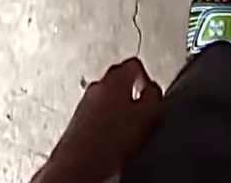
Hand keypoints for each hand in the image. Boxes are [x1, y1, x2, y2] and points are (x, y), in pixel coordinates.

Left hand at [31, 58, 164, 182]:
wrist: (79, 164)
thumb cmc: (109, 140)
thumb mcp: (146, 117)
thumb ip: (154, 97)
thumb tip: (153, 91)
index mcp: (116, 77)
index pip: (135, 65)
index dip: (146, 79)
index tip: (151, 93)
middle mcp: (97, 85)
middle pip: (118, 80)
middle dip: (130, 95)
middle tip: (140, 113)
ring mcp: (84, 102)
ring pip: (105, 98)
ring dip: (116, 110)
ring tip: (125, 132)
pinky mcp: (76, 121)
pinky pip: (94, 115)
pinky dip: (103, 124)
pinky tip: (109, 141)